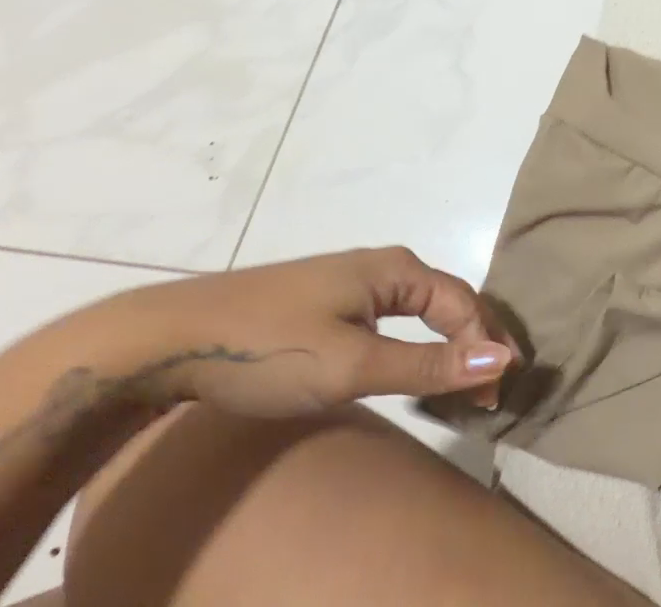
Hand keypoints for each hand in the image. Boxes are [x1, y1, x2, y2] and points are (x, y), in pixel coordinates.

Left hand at [84, 246, 520, 417]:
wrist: (157, 341)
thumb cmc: (266, 349)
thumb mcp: (353, 365)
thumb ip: (430, 364)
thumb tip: (503, 359)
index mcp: (397, 268)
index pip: (464, 304)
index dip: (487, 347)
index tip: (495, 394)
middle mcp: (380, 265)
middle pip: (447, 302)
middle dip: (474, 342)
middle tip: (487, 390)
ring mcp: (348, 280)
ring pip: (419, 309)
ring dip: (446, 342)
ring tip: (459, 380)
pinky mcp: (322, 300)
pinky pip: (391, 316)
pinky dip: (414, 340)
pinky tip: (409, 361)